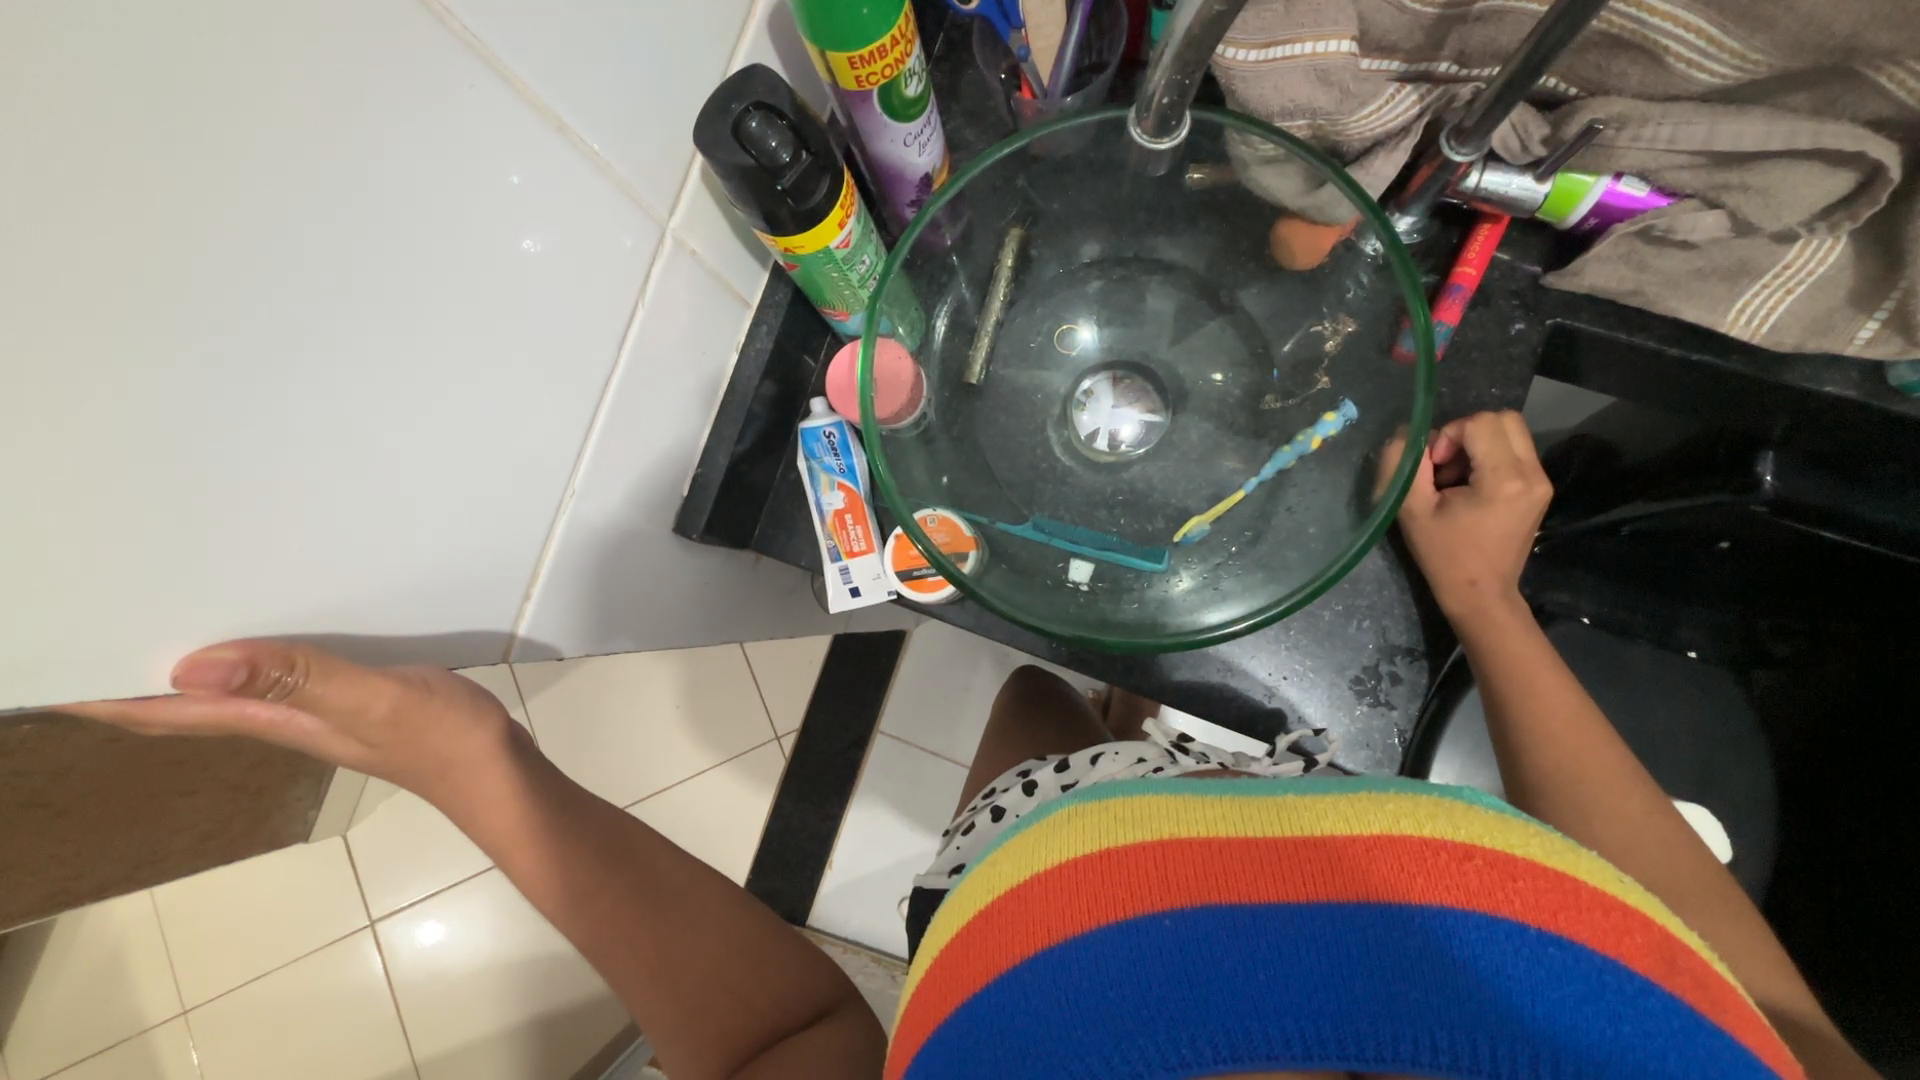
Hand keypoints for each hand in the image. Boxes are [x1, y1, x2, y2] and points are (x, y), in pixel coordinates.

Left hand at [60, 641, 524, 808]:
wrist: (500, 773)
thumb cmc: (443, 738)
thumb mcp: (376, 701)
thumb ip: (300, 680)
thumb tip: (190, 666)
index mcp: (278, 721)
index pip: (168, 710)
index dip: (101, 693)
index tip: (51, 655)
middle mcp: (286, 721)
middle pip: (190, 701)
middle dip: (136, 669)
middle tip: (105, 614)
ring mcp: (324, 716)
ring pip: (238, 688)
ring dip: (199, 658)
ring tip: (174, 613)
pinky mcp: (358, 704)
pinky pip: (289, 676)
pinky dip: (266, 654)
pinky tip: (282, 628)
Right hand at [1376, 410, 1551, 625]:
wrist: (1480, 592)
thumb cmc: (1443, 555)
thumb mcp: (1411, 510)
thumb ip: (1405, 465)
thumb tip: (1409, 434)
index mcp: (1504, 479)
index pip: (1480, 423)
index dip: (1449, 435)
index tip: (1435, 467)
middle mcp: (1532, 474)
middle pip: (1503, 419)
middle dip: (1466, 433)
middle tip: (1446, 465)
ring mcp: (1541, 481)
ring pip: (1511, 432)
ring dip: (1478, 444)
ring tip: (1457, 478)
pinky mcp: (1540, 488)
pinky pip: (1516, 451)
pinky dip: (1489, 457)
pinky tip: (1470, 486)